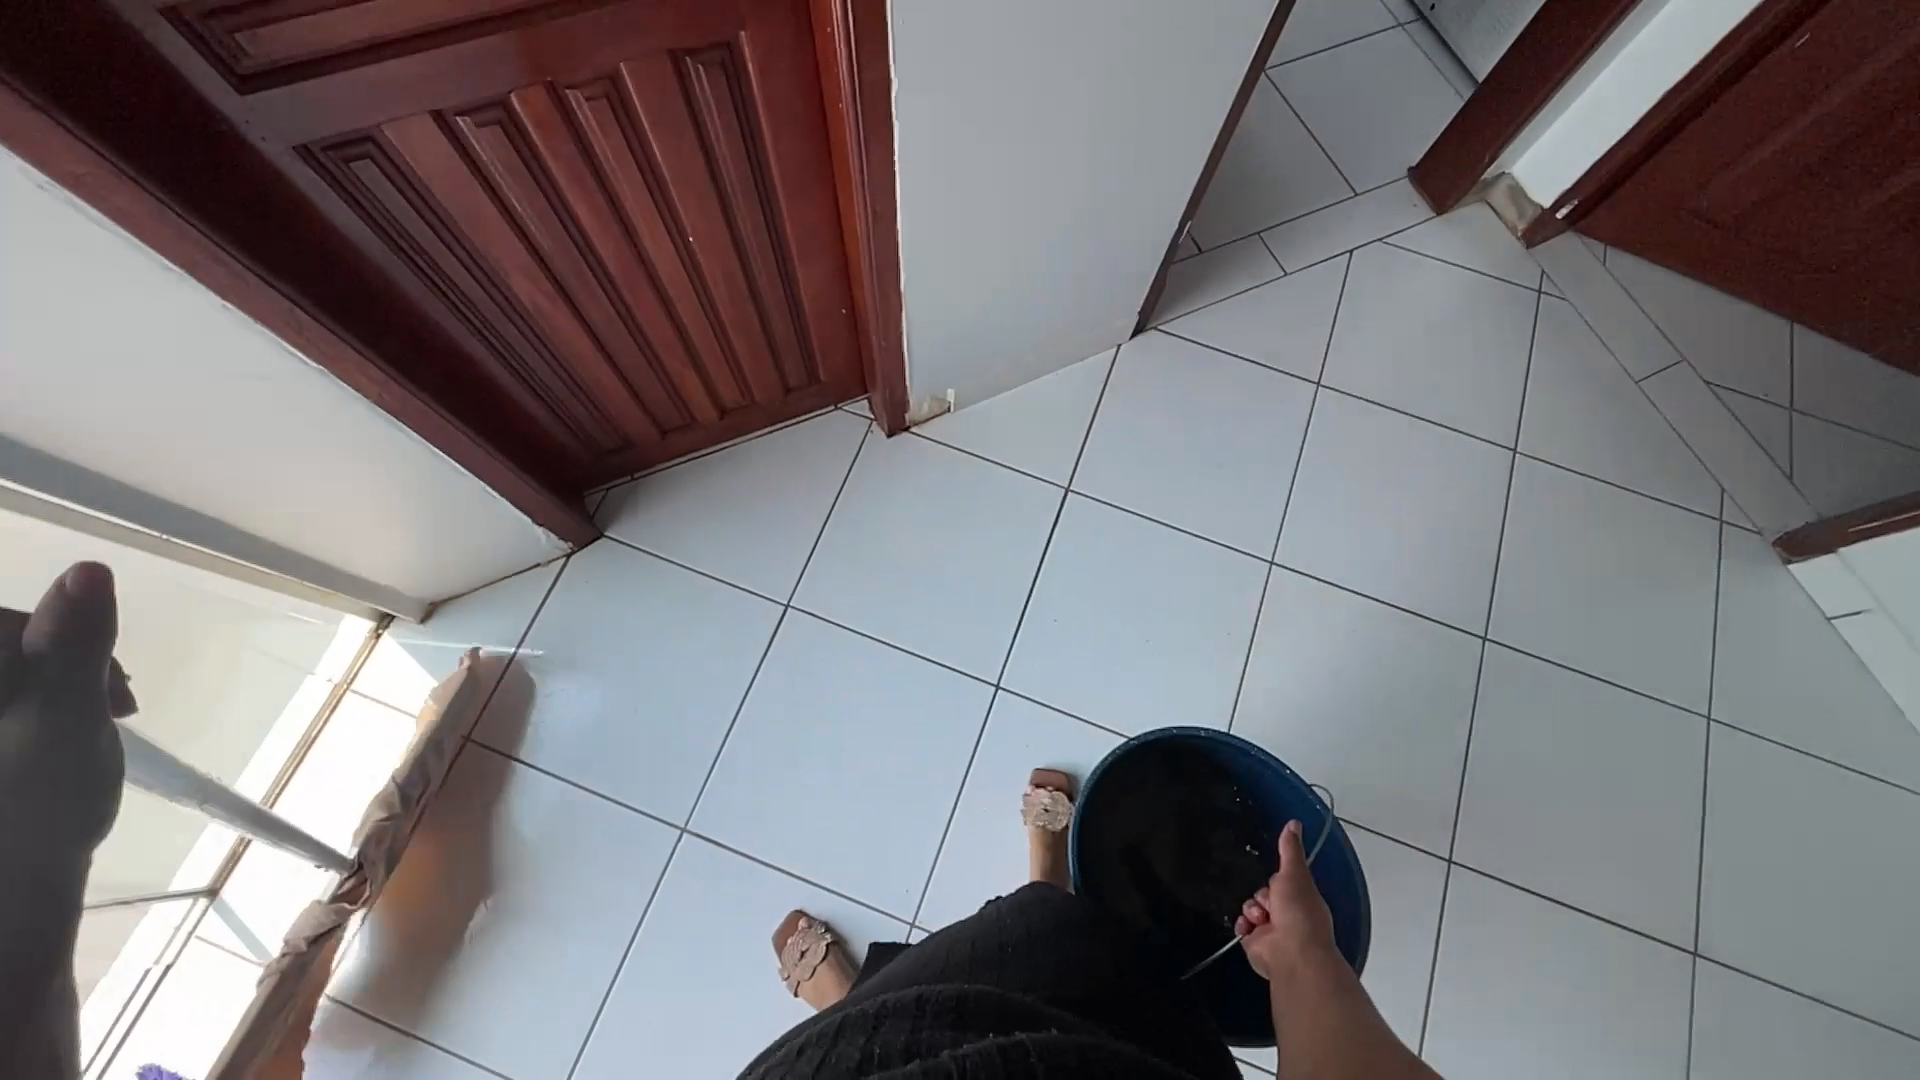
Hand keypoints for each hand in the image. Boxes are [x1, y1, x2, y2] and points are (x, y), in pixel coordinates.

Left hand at [0, 563, 132, 865]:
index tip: (108, 682)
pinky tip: (57, 731)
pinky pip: (8, 696)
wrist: (8, 897)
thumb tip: (89, 568)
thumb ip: (74, 645)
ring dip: (49, 680)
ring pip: (2, 669)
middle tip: (112, 704)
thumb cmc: (33, 811)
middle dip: (56, 660)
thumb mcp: (66, 721)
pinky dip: (30, 702)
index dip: (51, 634)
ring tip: (94, 719)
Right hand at [1234, 819, 1337, 980]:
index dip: (1277, 880)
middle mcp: (1288, 917)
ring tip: (1260, 919)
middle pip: (1263, 894)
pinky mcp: (1256, 945)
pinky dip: (1243, 925)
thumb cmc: (1299, 911)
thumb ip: (1290, 850)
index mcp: (1301, 901)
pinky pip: (1241, 927)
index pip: (1282, 883)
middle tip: (1269, 904)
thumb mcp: (1295, 873)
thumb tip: (1294, 822)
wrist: (1292, 952)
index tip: (1276, 881)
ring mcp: (1272, 932)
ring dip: (1251, 910)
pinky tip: (1249, 927)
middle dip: (1261, 896)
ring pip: (1250, 909)